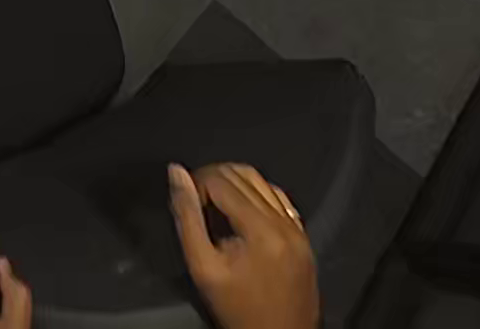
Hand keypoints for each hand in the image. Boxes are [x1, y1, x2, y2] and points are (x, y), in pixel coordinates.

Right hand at [168, 163, 318, 328]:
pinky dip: (254, 192)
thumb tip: (176, 171)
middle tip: (198, 205)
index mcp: (262, 231)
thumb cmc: (237, 308)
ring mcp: (298, 232)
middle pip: (237, 174)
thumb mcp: (201, 263)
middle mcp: (285, 225)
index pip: (218, 179)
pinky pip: (276, 196)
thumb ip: (186, 213)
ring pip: (257, 179)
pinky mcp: (303, 239)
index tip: (188, 207)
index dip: (194, 185)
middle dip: (210, 180)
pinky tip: (240, 209)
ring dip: (230, 182)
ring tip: (216, 205)